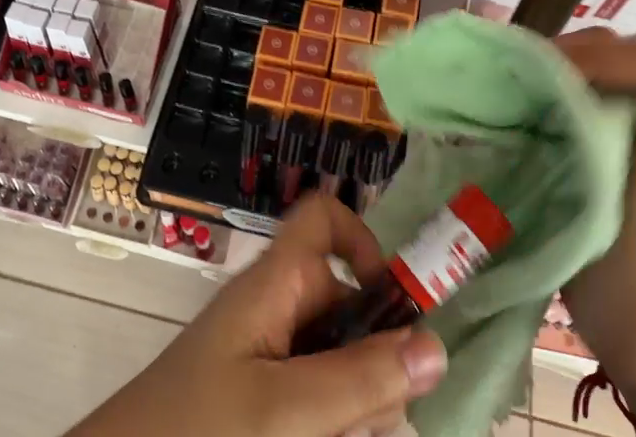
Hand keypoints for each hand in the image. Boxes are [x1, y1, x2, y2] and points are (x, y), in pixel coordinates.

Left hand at [69, 194, 447, 436]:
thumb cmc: (198, 428)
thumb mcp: (284, 409)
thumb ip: (361, 379)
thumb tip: (437, 344)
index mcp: (273, 286)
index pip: (322, 220)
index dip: (364, 240)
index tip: (396, 303)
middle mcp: (274, 311)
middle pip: (348, 305)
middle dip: (375, 359)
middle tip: (371, 419)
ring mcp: (267, 359)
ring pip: (340, 361)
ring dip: (357, 404)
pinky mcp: (262, 399)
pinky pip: (318, 396)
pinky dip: (334, 421)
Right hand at [557, 31, 635, 436]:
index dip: (602, 59)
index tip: (543, 73)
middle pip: (633, 64)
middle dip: (577, 57)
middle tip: (519, 74)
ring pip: (613, 82)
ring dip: (566, 74)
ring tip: (516, 88)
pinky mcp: (628, 160)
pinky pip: (596, 110)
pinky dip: (559, 100)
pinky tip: (527, 115)